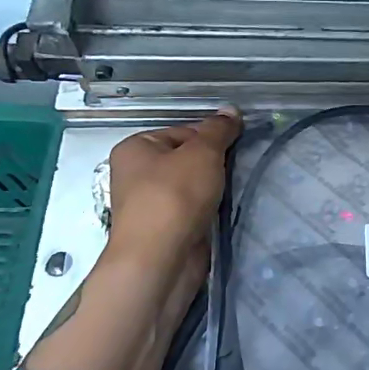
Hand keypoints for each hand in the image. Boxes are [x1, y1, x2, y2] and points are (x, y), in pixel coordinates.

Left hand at [106, 107, 242, 267]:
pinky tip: (220, 212)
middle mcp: (136, 173)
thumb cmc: (175, 197)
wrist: (160, 259)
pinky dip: (207, 210)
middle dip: (213, 165)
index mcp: (135, 147)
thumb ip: (219, 130)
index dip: (210, 139)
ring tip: (229, 193)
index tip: (231, 150)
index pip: (183, 131)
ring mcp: (148, 204)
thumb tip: (231, 110)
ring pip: (191, 186)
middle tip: (233, 171)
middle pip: (187, 159)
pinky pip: (192, 210)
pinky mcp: (163, 229)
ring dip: (212, 189)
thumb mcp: (203, 153)